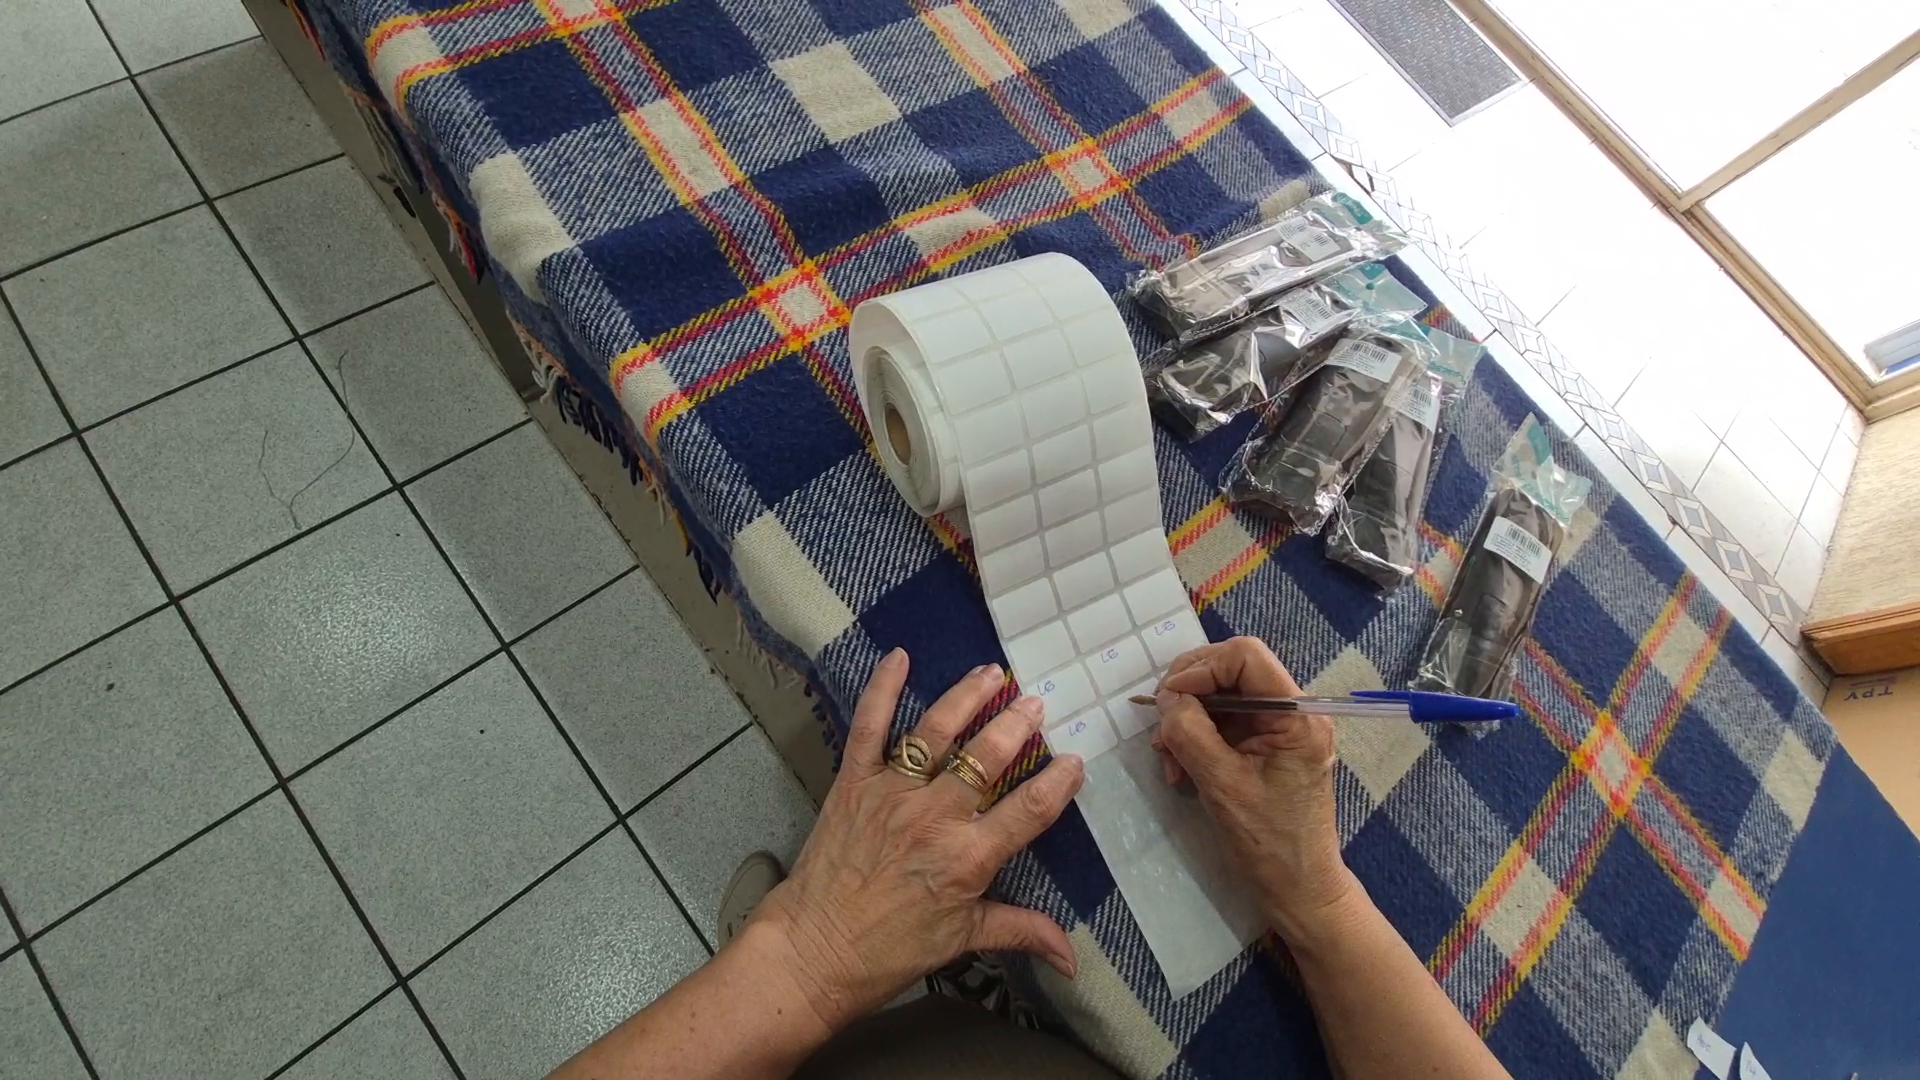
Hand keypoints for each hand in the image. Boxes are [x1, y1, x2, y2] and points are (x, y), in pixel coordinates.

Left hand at [745, 649, 1085, 1032]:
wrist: (813, 949)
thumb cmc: (890, 950)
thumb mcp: (960, 941)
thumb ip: (1020, 931)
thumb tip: (1073, 957)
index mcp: (967, 858)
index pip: (1027, 812)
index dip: (1056, 784)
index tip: (1075, 760)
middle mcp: (934, 816)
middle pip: (985, 760)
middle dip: (1015, 726)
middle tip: (1035, 702)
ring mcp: (892, 792)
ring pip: (936, 733)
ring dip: (966, 698)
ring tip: (990, 674)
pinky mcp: (855, 780)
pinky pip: (870, 727)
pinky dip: (882, 689)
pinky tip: (899, 657)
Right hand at [1151, 637, 1357, 938]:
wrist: (1299, 892)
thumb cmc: (1268, 842)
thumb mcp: (1220, 783)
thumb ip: (1190, 732)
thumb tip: (1167, 699)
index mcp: (1296, 716)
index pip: (1245, 657)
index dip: (1201, 667)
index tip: (1170, 698)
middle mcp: (1292, 713)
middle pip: (1230, 670)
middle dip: (1189, 693)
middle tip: (1162, 723)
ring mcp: (1278, 729)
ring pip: (1220, 696)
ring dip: (1186, 719)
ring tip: (1168, 757)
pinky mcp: (1264, 746)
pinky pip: (1222, 723)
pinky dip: (1195, 737)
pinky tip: (1180, 767)